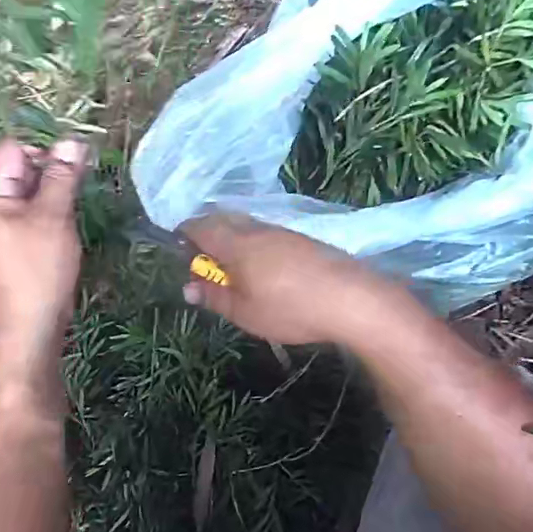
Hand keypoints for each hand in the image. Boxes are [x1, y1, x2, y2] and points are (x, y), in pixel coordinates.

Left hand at [0, 136, 91, 357]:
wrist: (34, 323)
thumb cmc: (39, 268)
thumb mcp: (53, 216)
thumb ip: (61, 176)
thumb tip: (72, 141)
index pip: (12, 150)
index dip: (42, 146)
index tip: (74, 154)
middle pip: (23, 168)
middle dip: (53, 164)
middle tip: (85, 169)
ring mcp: (10, 225)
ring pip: (34, 190)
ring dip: (58, 185)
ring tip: (83, 188)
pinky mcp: (25, 241)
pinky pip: (39, 211)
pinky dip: (57, 205)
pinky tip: (75, 212)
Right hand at [178, 213, 412, 345]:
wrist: (352, 299)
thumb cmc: (289, 308)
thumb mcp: (244, 312)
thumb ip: (214, 297)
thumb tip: (187, 287)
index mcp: (236, 243)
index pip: (200, 226)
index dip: (185, 234)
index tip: (179, 249)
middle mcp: (258, 229)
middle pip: (224, 219)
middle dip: (208, 234)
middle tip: (204, 262)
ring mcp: (284, 232)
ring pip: (248, 226)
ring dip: (233, 239)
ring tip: (233, 269)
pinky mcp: (304, 240)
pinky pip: (268, 234)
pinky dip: (255, 245)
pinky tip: (264, 269)